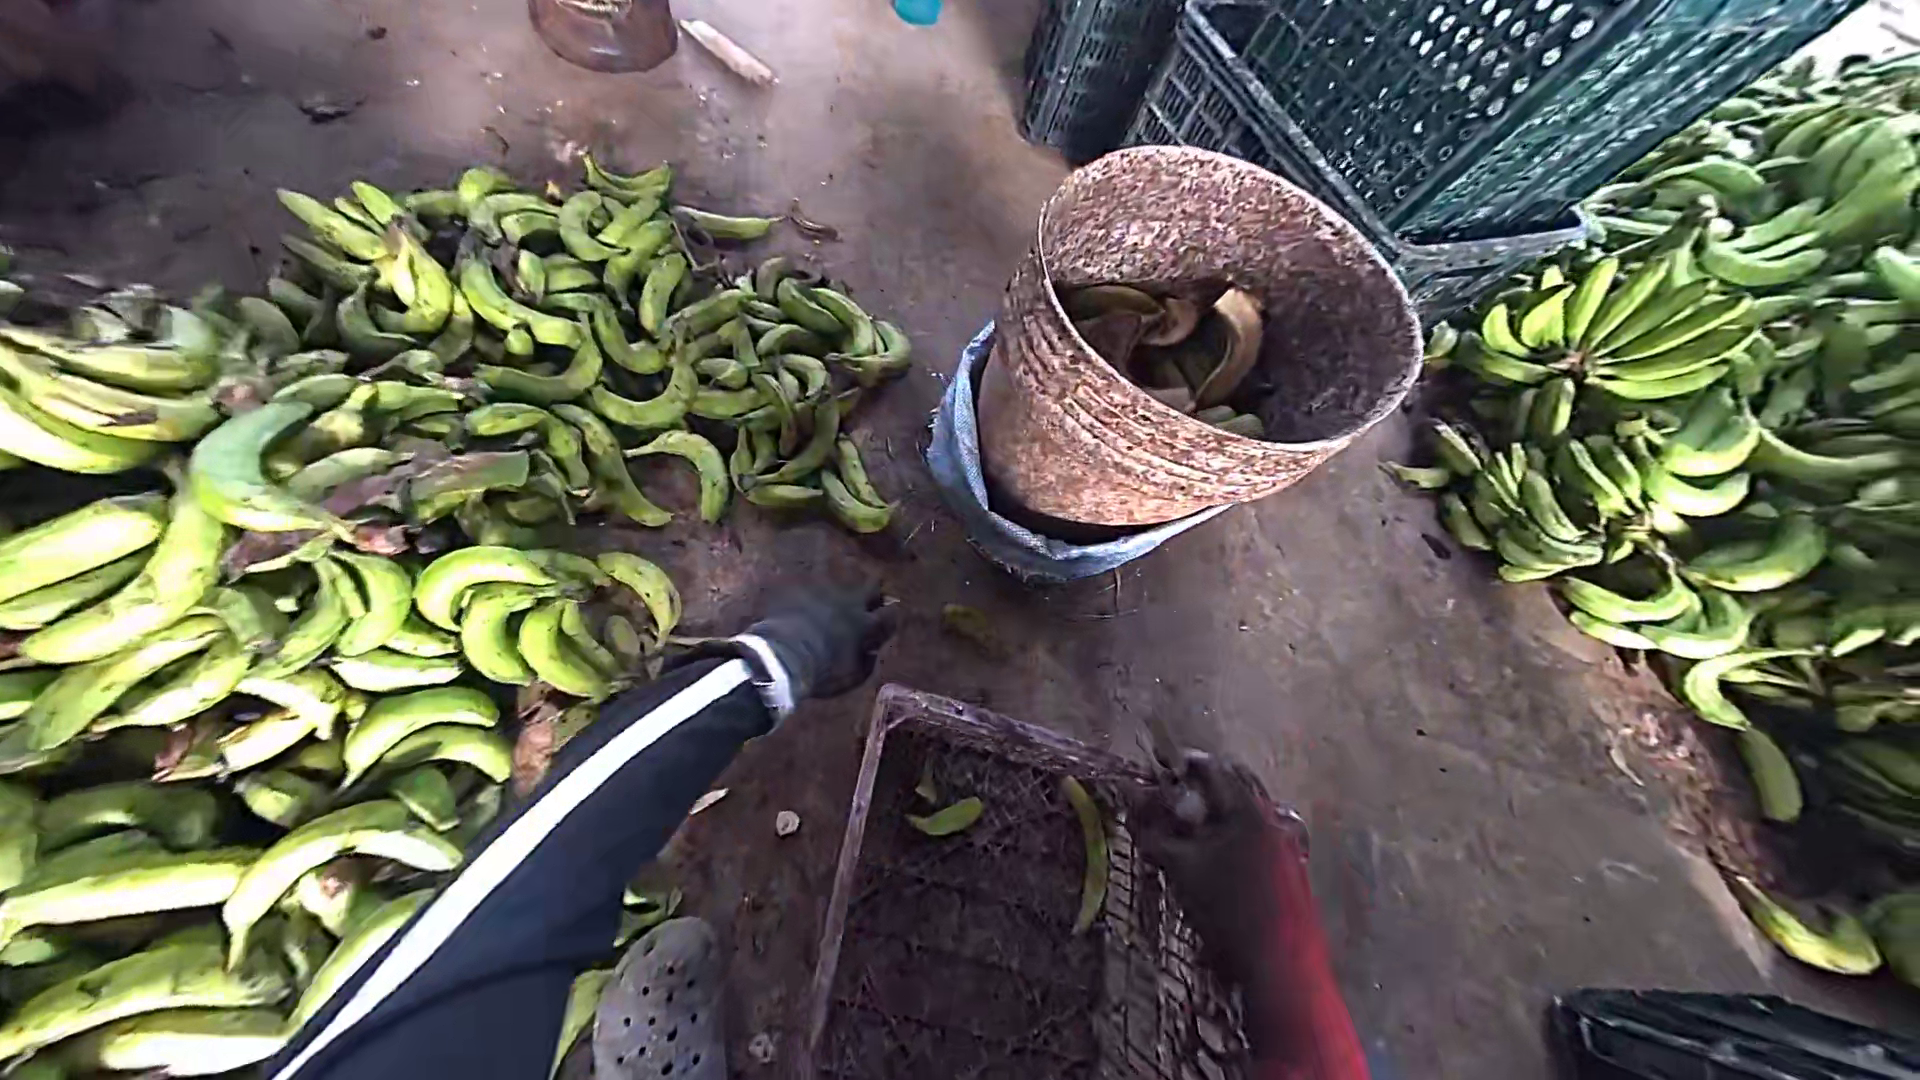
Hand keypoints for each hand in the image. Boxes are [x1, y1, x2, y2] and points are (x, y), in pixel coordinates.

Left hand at [739, 583, 893, 700]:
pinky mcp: (801, 587)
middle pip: (872, 585)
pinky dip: (811, 581)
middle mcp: (850, 602)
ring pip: (843, 573)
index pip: (889, 614)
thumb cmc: (821, 673)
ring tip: (838, 582)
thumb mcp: (852, 678)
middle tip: (868, 595)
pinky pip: (810, 576)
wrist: (782, 658)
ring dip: (844, 578)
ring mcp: (825, 591)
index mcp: (865, 624)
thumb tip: (873, 652)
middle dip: (873, 589)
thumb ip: (867, 663)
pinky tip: (806, 584)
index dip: (891, 614)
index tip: (887, 617)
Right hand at [1132, 751, 1305, 989]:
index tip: (1158, 767)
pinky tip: (1217, 852)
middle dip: (1202, 784)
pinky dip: (1235, 828)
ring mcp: (1289, 842)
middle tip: (1174, 796)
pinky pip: (1260, 829)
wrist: (1281, 974)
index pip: (1210, 767)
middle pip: (1234, 782)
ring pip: (1248, 806)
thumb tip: (1126, 795)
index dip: (1180, 763)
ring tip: (1192, 826)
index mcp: (1247, 810)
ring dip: (1219, 807)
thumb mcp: (1178, 866)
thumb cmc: (1225, 912)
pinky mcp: (1294, 866)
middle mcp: (1273, 817)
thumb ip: (1149, 827)